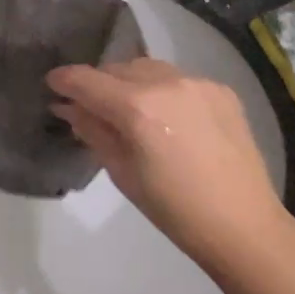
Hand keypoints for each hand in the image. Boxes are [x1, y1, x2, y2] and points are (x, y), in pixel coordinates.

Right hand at [47, 59, 290, 269]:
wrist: (243, 225)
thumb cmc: (174, 210)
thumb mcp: (123, 174)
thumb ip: (94, 131)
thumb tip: (70, 108)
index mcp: (138, 107)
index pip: (88, 80)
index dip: (64, 80)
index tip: (52, 84)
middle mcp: (167, 82)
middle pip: (118, 68)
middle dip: (98, 82)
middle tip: (88, 105)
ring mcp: (198, 83)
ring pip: (149, 68)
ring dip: (130, 82)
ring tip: (128, 109)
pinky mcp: (221, 90)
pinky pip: (179, 79)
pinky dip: (163, 90)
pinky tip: (167, 118)